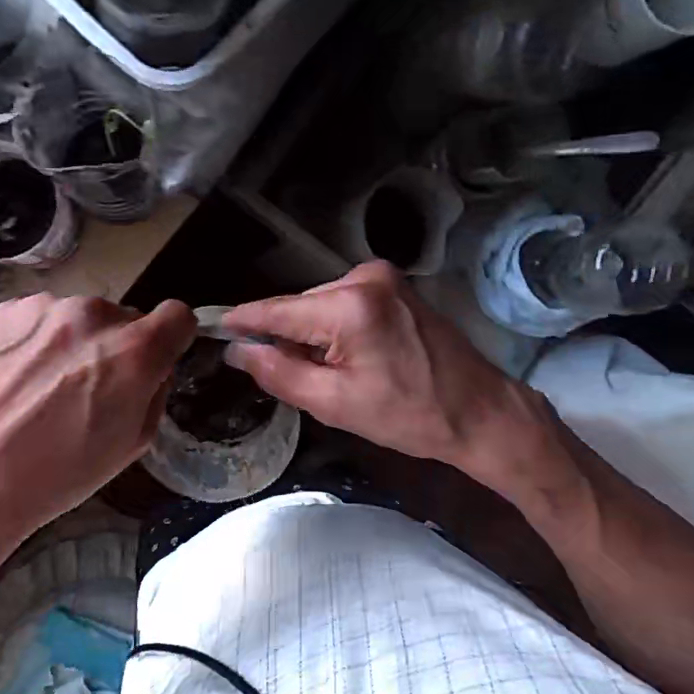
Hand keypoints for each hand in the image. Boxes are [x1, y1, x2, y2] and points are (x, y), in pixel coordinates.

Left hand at [0, 294, 194, 573]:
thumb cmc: (51, 478)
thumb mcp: (130, 447)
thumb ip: (153, 393)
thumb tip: (151, 370)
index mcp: (133, 350)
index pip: (178, 315)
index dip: (171, 340)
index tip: (156, 361)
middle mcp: (92, 315)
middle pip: (125, 319)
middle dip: (117, 347)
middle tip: (88, 391)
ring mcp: (43, 307)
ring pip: (80, 319)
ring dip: (75, 343)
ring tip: (40, 391)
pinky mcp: (2, 310)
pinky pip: (40, 319)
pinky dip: (37, 341)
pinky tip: (11, 381)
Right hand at [223, 263, 567, 502]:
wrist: (481, 411)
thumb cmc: (410, 416)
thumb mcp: (334, 404)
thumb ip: (278, 372)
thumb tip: (238, 350)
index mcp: (349, 306)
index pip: (275, 309)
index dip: (241, 321)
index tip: (213, 329)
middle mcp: (363, 277)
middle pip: (298, 306)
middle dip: (285, 337)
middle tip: (287, 378)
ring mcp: (383, 276)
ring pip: (319, 304)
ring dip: (310, 334)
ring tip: (327, 373)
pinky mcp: (395, 284)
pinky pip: (343, 302)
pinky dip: (333, 327)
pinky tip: (348, 357)